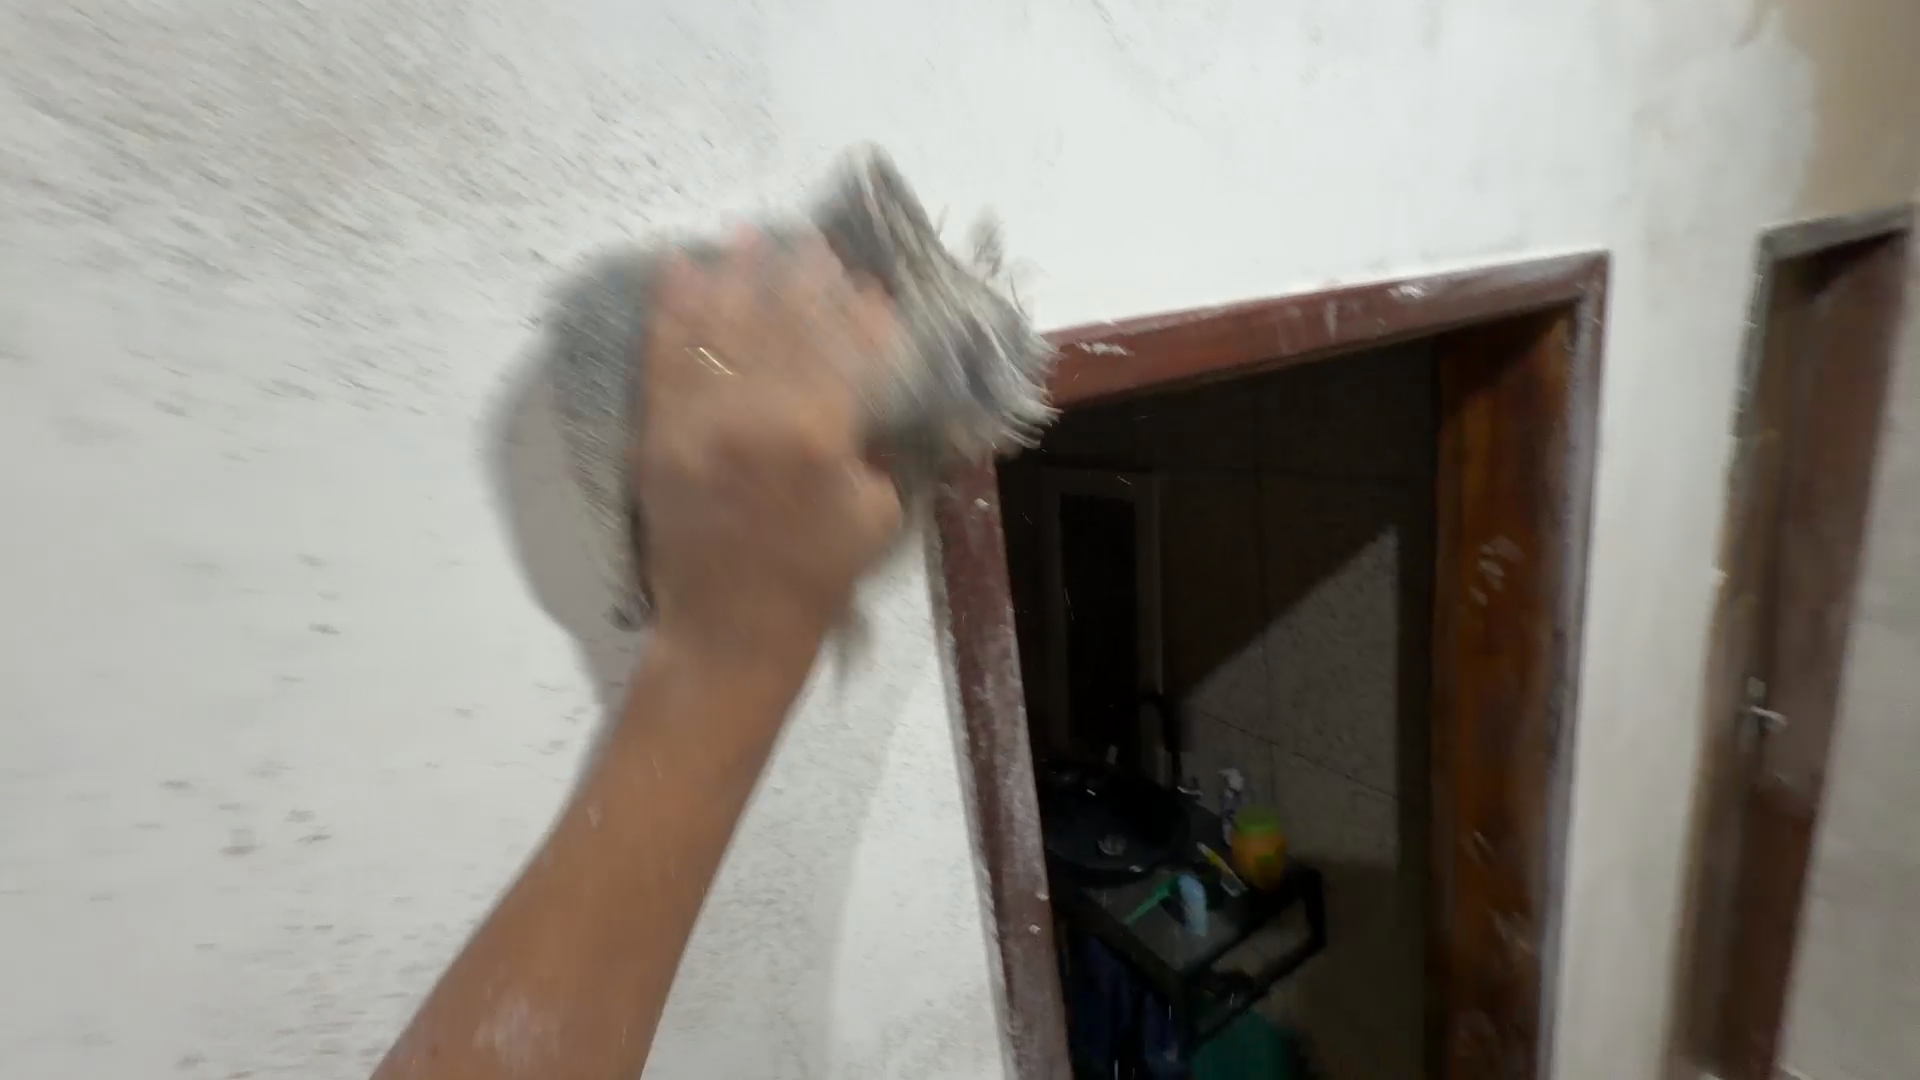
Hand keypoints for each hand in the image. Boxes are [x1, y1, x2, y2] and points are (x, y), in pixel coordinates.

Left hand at [633, 231, 903, 659]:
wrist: (731, 624)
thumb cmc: (817, 574)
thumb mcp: (877, 514)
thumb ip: (877, 446)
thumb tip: (874, 393)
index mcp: (821, 436)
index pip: (848, 352)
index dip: (864, 316)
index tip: (871, 289)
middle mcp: (758, 414)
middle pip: (786, 325)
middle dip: (804, 278)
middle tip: (813, 242)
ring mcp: (700, 418)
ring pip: (724, 326)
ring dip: (738, 274)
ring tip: (747, 233)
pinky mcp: (659, 430)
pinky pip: (664, 355)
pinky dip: (672, 307)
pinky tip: (680, 268)